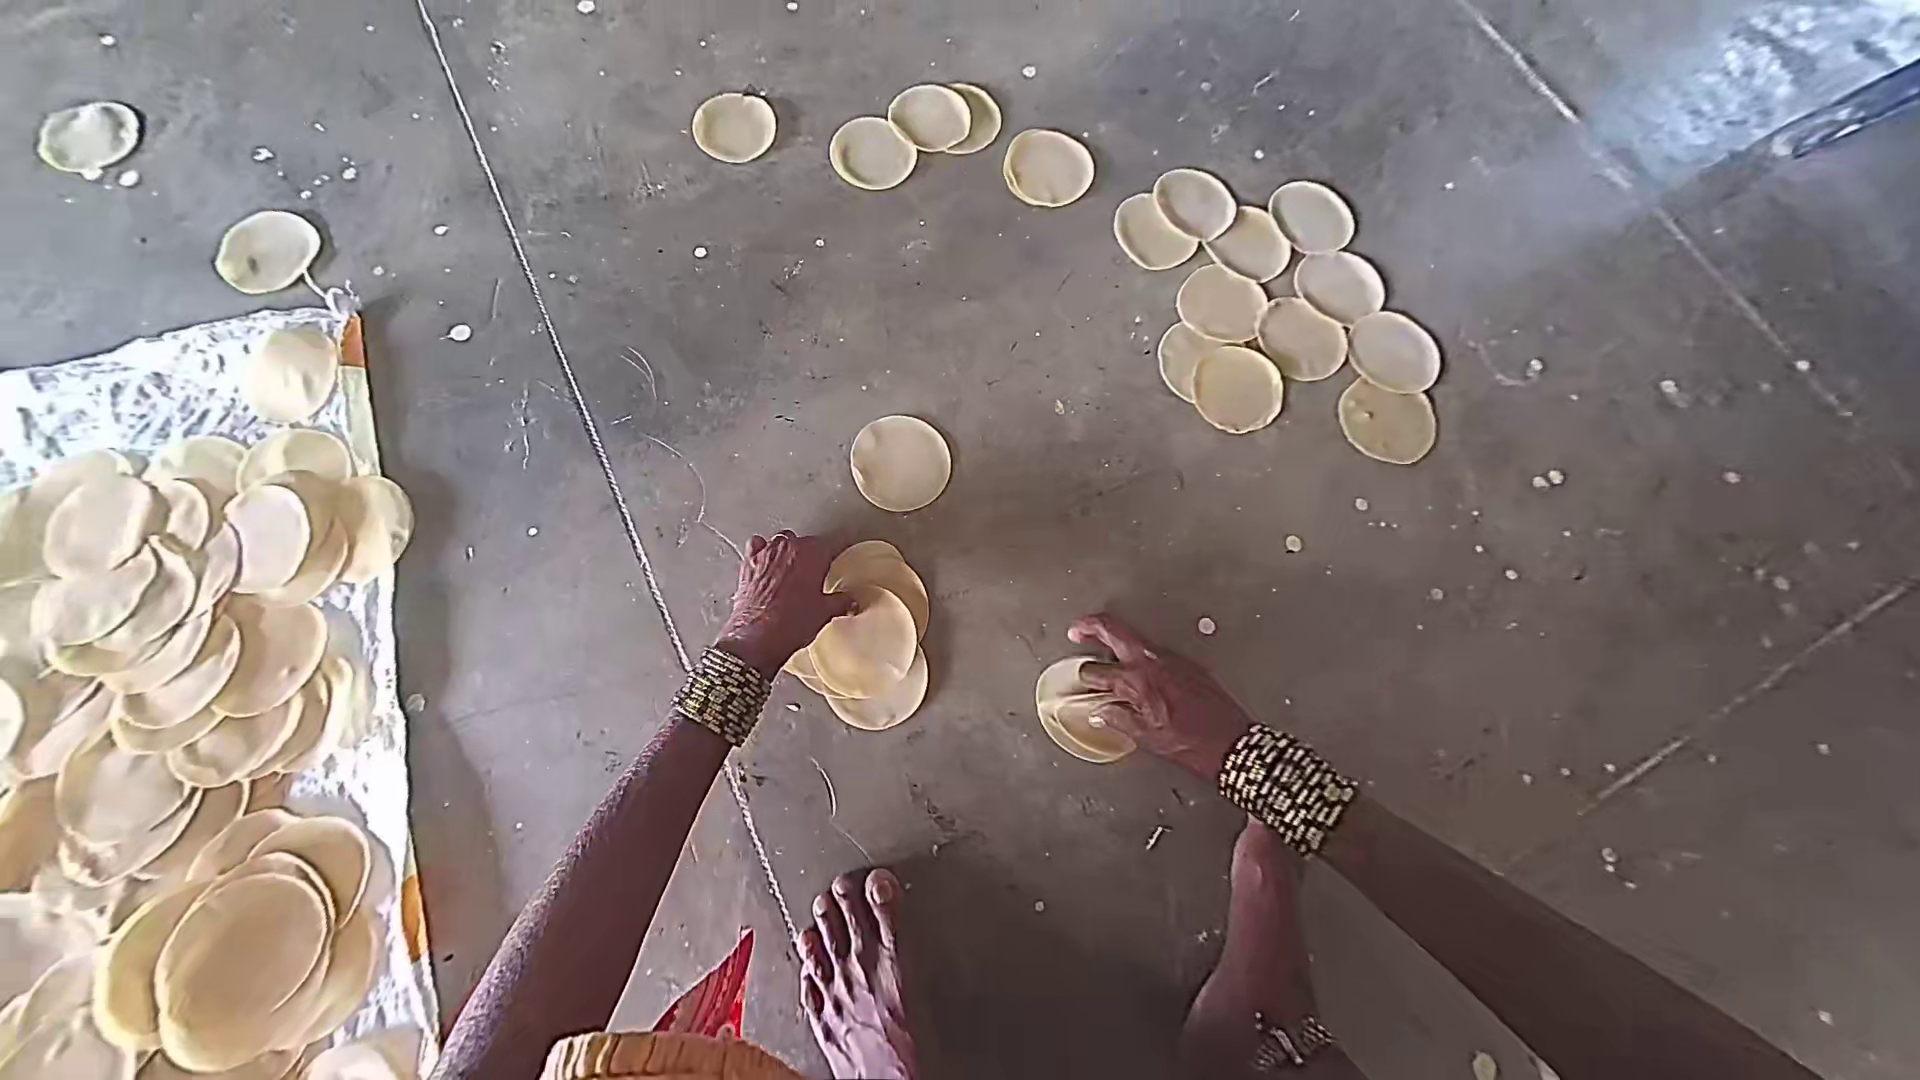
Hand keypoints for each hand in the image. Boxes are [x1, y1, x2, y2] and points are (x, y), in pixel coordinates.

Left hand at [716, 532, 855, 678]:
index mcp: (813, 554)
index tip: (838, 560)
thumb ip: (841, 602)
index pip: (831, 544)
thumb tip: (849, 601)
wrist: (756, 638)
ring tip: (793, 569)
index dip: (836, 554)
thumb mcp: (825, 612)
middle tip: (817, 573)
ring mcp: (766, 554)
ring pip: (781, 541)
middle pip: (805, 542)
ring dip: (788, 551)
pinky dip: (762, 552)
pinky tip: (767, 564)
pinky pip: (756, 546)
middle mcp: (789, 548)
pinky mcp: (749, 564)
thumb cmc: (789, 622)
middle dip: (811, 555)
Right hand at [1068, 612, 1253, 779]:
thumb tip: (1101, 712)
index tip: (1081, 681)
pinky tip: (1135, 665)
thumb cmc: (1194, 743)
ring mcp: (1170, 658)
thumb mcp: (1147, 737)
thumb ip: (1118, 719)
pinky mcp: (1184, 662)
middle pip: (1112, 629)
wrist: (1233, 744)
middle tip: (1077, 629)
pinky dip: (1136, 652)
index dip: (1085, 677)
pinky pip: (1153, 649)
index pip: (1096, 670)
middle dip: (1090, 626)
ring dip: (1114, 638)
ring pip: (1133, 637)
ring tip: (1102, 644)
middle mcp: (1152, 662)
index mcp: (1137, 680)